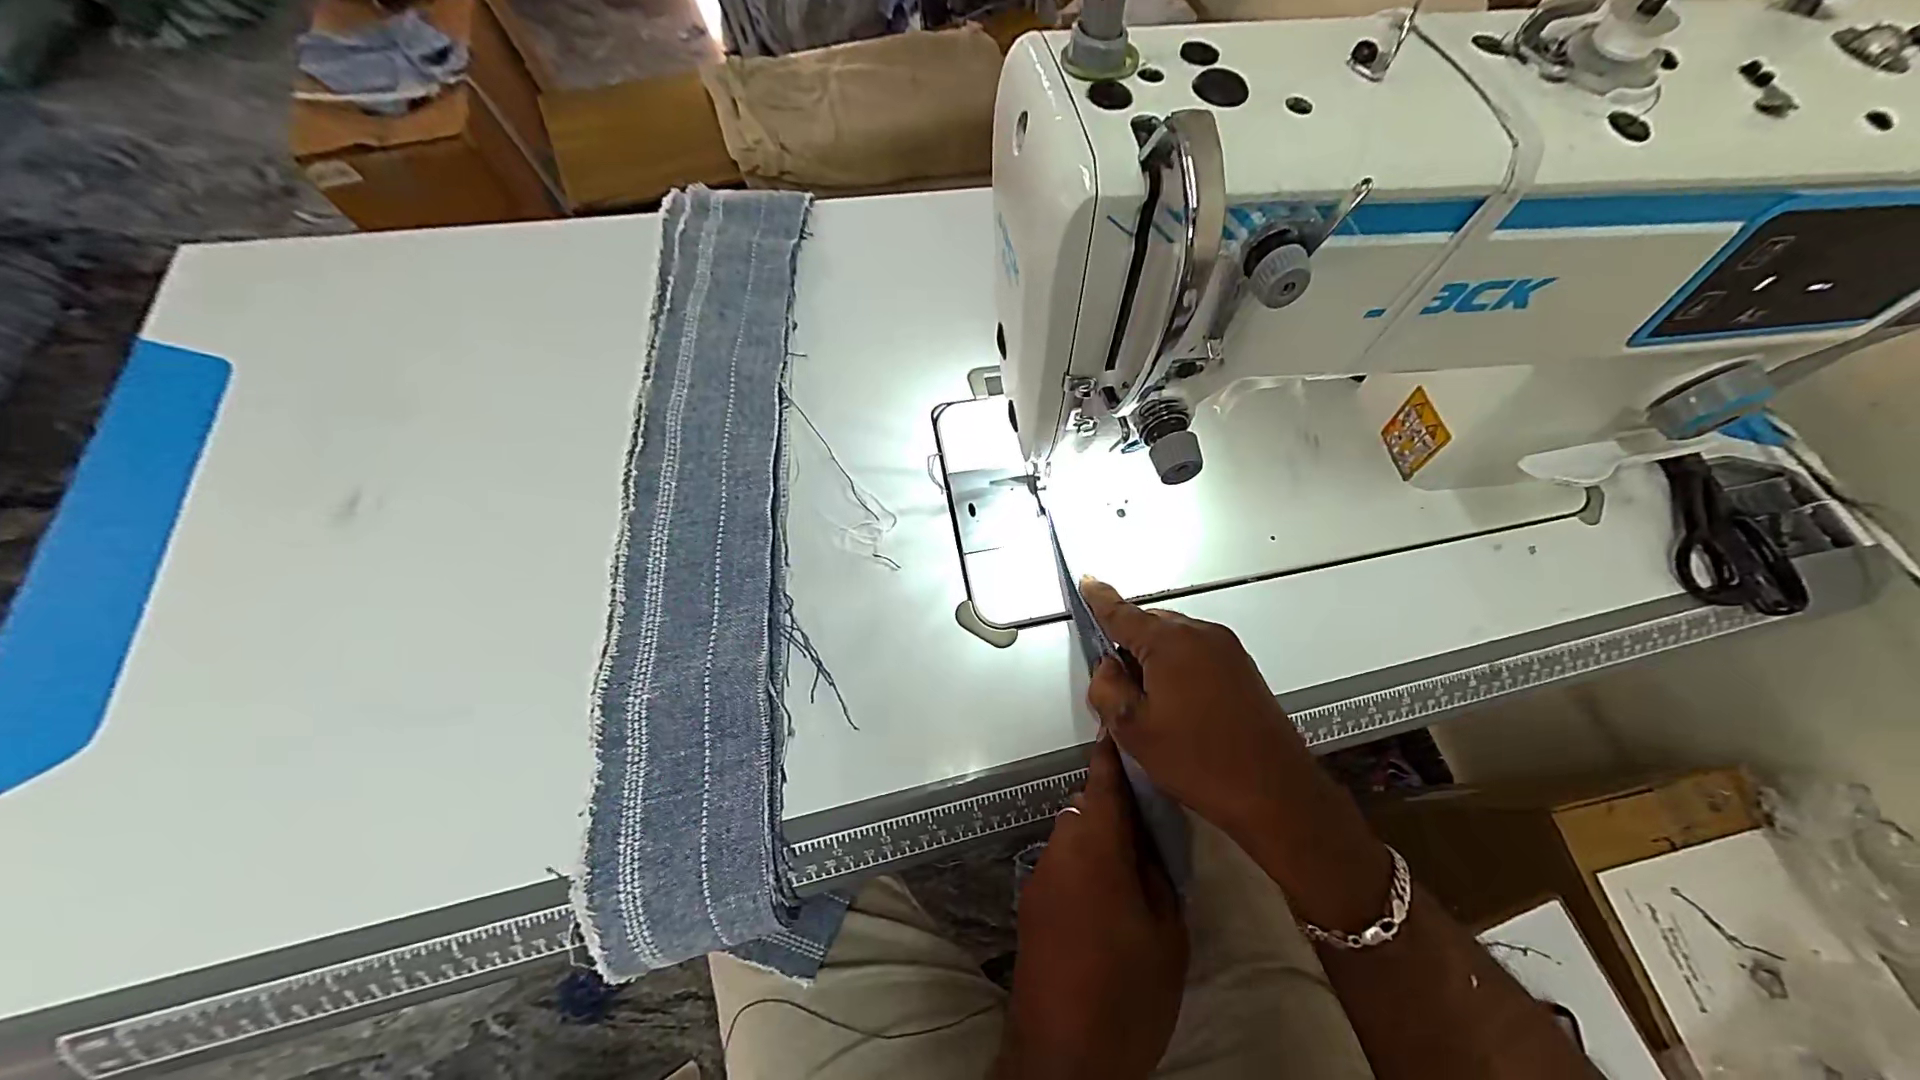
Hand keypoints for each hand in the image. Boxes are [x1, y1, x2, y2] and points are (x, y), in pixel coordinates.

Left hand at [995, 737, 1186, 1079]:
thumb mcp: (1166, 933)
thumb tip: (1148, 837)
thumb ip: (1156, 872)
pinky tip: (1112, 889)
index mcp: (1094, 846)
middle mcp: (1060, 849)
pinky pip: (1065, 861)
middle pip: (1089, 806)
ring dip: (1103, 833)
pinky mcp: (1032, 902)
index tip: (1124, 724)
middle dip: (1118, 801)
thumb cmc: (1126, 992)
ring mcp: (1040, 875)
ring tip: (1140, 858)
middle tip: (1156, 814)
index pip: (1103, 781)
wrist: (1061, 1056)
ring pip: (1076, 834)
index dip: (1114, 751)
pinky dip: (1087, 859)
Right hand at [1079, 578, 1393, 931]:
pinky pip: (1197, 654)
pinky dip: (1179, 669)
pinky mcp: (1242, 668)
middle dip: (1128, 647)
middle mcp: (1202, 636)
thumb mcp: (1133, 729)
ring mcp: (1227, 650)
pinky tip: (1178, 709)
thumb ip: (1106, 687)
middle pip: (1150, 625)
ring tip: (1151, 708)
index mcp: (1170, 643)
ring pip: (1174, 641)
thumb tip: (1107, 668)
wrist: (1274, 793)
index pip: (1122, 612)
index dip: (1099, 598)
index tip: (1089, 583)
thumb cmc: (1204, 762)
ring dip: (1155, 661)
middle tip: (1117, 689)